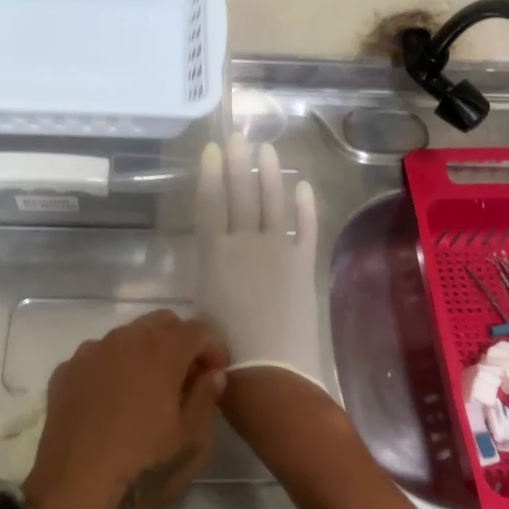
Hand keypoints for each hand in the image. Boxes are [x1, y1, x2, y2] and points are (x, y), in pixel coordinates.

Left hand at [21, 310, 227, 508]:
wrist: (73, 498)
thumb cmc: (143, 469)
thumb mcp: (194, 441)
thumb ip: (208, 397)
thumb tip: (212, 374)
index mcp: (160, 351)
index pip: (198, 329)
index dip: (214, 350)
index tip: (215, 378)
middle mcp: (123, 340)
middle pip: (161, 324)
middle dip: (180, 345)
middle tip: (186, 382)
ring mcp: (88, 354)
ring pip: (127, 338)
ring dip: (145, 354)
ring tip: (147, 393)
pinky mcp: (64, 374)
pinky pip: (98, 358)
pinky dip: (113, 370)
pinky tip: (113, 404)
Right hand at [195, 135, 323, 386]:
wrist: (269, 372)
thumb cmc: (224, 351)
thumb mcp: (202, 311)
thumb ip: (209, 281)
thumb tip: (214, 270)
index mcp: (214, 255)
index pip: (209, 205)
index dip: (209, 176)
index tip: (211, 150)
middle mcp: (244, 244)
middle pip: (240, 195)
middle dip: (237, 164)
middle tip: (237, 136)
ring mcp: (277, 251)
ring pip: (272, 203)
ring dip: (269, 175)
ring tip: (266, 151)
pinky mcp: (303, 265)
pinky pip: (306, 228)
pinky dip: (306, 207)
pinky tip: (303, 186)